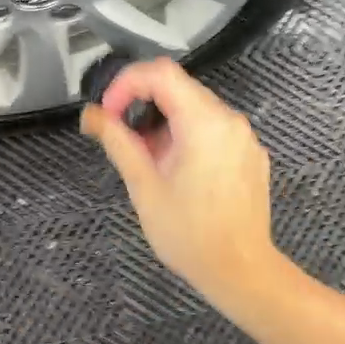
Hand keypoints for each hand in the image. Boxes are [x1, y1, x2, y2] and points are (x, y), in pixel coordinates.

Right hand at [81, 59, 276, 295]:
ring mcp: (245, 139)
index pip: (160, 73)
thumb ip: (118, 142)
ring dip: (167, 129)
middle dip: (145, 110)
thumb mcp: (144, 187)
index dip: (126, 84)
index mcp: (204, 122)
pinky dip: (190, 142)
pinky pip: (215, 133)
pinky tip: (181, 178)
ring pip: (197, 113)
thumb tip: (93, 116)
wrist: (240, 270)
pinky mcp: (251, 157)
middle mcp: (230, 121)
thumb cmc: (190, 234)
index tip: (109, 114)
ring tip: (154, 169)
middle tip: (127, 147)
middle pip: (180, 91)